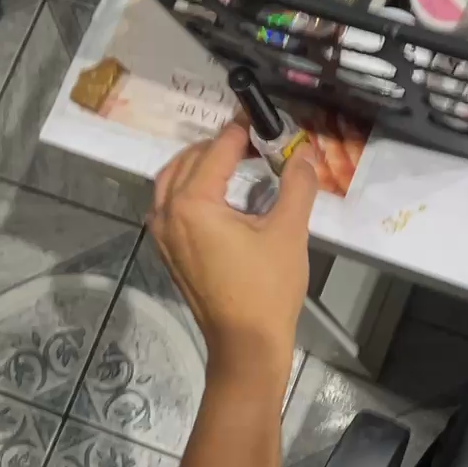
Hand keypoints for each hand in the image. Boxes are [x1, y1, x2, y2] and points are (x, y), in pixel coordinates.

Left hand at [151, 124, 318, 361]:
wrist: (246, 343)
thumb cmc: (268, 290)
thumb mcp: (289, 232)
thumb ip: (296, 186)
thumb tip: (304, 155)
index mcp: (193, 202)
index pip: (217, 151)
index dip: (243, 132)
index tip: (264, 123)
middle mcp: (168, 213)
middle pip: (187, 161)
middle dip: (218, 147)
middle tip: (252, 143)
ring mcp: (163, 235)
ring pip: (172, 183)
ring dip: (199, 167)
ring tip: (233, 165)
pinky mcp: (169, 253)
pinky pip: (170, 207)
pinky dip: (190, 192)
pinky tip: (219, 199)